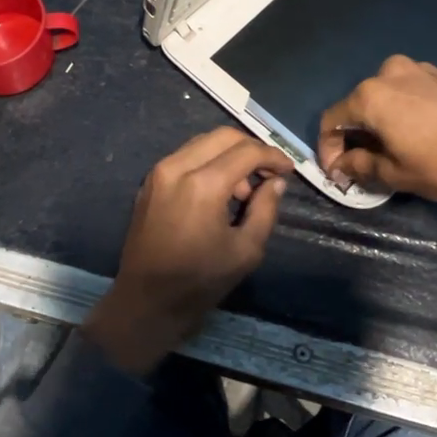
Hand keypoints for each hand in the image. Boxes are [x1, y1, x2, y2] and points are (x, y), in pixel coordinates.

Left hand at [83, 128, 293, 374]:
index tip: (289, 169)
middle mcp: (177, 167)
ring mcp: (159, 172)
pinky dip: (208, 162)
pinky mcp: (149, 183)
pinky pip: (185, 157)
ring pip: (202, 143)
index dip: (273, 156)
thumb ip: (265, 209)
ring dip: (229, 155)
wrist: (147, 301)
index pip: (246, 151)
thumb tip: (275, 182)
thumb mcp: (246, 250)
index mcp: (203, 184)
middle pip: (223, 136)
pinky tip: (220, 191)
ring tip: (244, 188)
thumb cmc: (200, 281)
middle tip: (269, 172)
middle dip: (251, 148)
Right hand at [317, 55, 436, 245]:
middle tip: (366, 160)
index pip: (332, 119)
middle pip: (361, 102)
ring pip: (393, 94)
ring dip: (387, 118)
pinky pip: (420, 91)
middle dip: (358, 131)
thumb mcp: (396, 175)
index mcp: (371, 95)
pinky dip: (414, 109)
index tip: (336, 172)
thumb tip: (343, 165)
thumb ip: (360, 166)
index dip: (328, 148)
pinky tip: (430, 133)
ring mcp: (425, 69)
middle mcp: (392, 72)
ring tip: (400, 145)